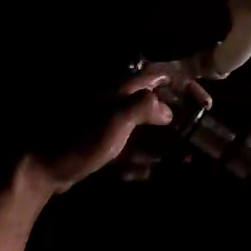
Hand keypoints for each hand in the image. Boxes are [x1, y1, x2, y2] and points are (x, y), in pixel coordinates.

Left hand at [14, 72, 175, 199]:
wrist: (45, 167)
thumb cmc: (82, 139)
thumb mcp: (117, 119)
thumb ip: (146, 107)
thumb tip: (168, 112)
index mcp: (123, 89)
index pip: (162, 76)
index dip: (186, 85)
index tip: (205, 104)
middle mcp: (119, 103)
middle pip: (158, 108)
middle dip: (176, 127)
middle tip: (191, 145)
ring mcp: (111, 126)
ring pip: (146, 134)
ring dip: (159, 150)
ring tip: (173, 164)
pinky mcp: (103, 147)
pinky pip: (129, 153)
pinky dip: (135, 164)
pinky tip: (133, 174)